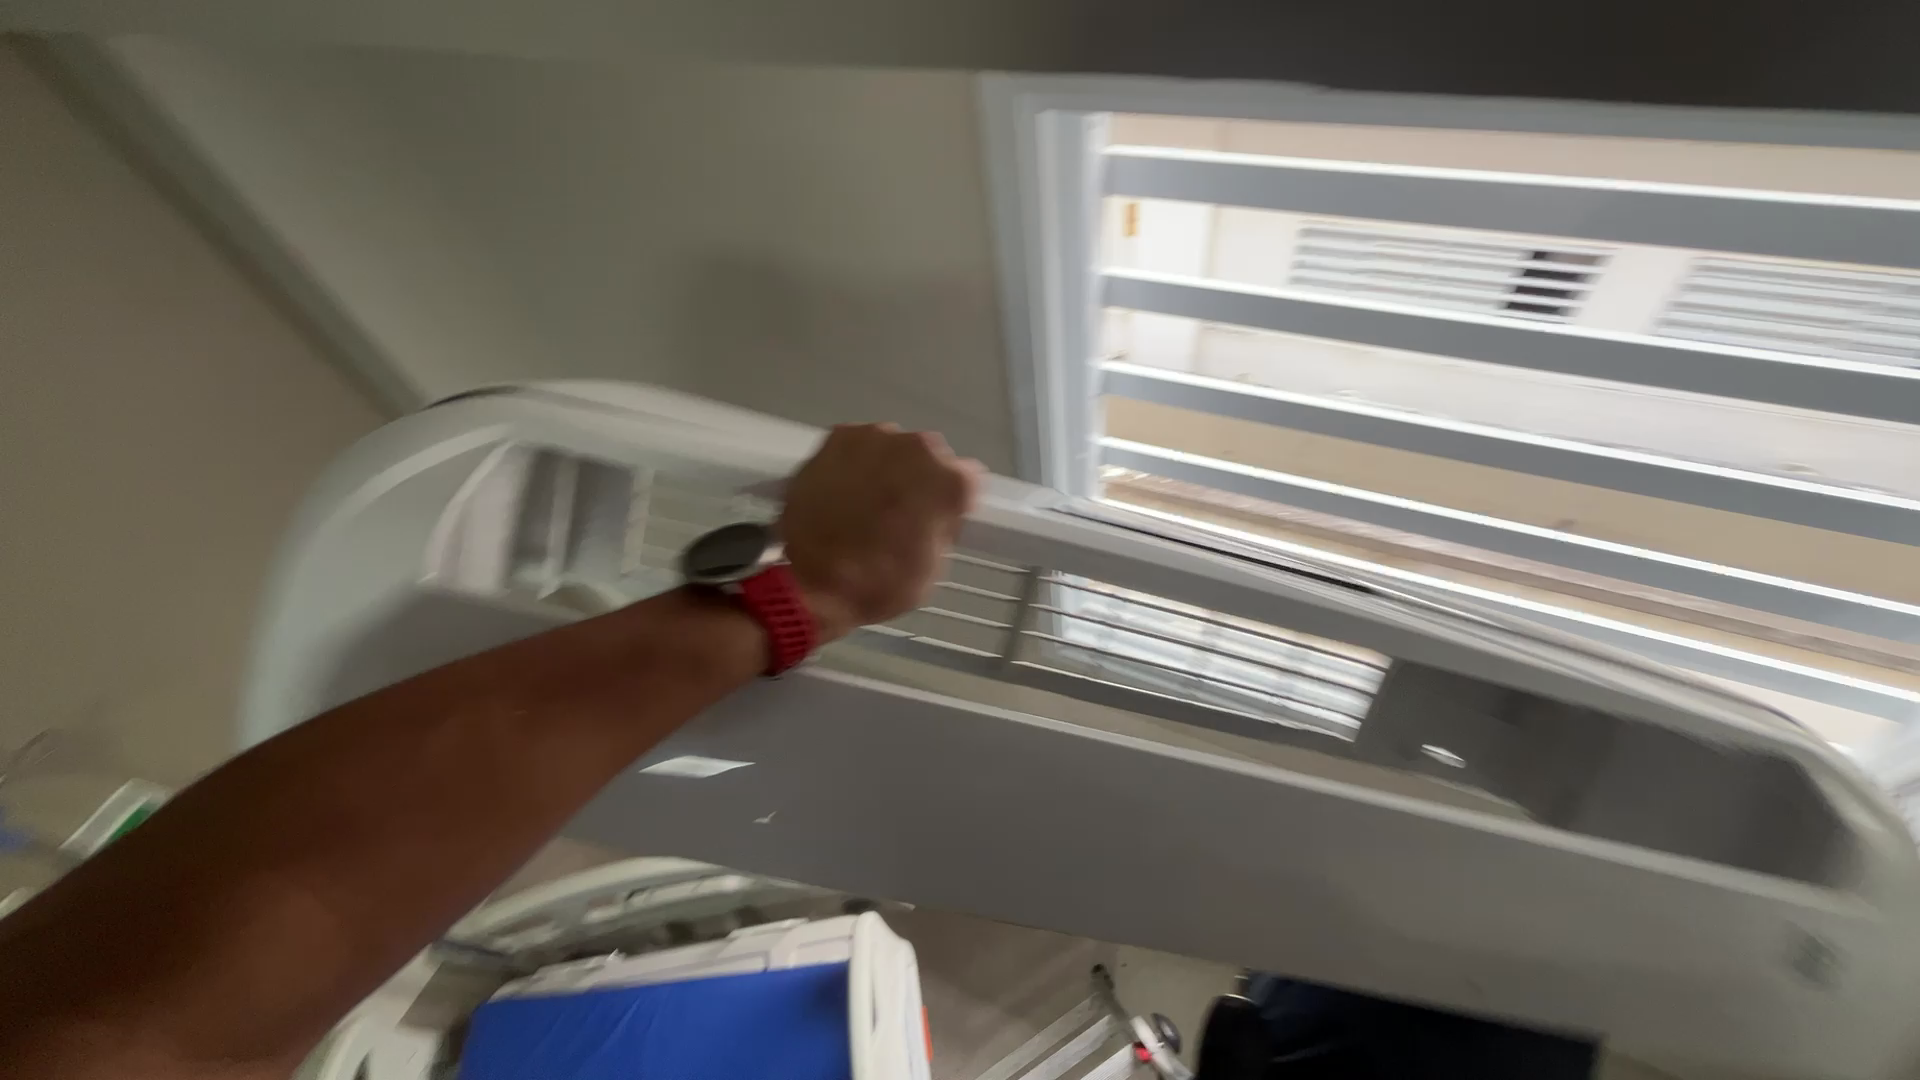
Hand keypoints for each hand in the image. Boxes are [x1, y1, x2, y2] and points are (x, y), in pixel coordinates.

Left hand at [780, 423, 980, 641]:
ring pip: (893, 449)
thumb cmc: (882, 584)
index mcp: (950, 482)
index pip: (968, 480)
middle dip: (919, 480)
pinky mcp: (838, 437)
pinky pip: (858, 446)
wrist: (814, 584)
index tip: (937, 519)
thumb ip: (944, 526)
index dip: (953, 502)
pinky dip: (855, 463)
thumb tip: (939, 511)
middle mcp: (919, 448)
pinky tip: (844, 489)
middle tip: (898, 512)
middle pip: (930, 458)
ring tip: (865, 501)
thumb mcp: (935, 567)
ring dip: (886, 468)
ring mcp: (875, 437)